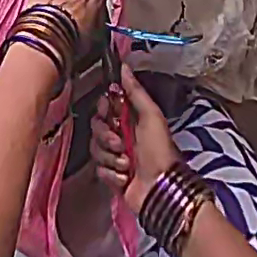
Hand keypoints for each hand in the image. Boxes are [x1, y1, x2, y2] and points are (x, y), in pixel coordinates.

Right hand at [90, 64, 179, 214]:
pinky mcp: (111, 176)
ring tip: (126, 163)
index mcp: (130, 117)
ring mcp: (115, 155)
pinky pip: (99, 169)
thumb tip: (123, 66)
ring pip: (96, 148)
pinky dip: (112, 175)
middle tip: (119, 142)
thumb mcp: (151, 115)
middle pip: (96, 126)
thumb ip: (135, 91)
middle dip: (105, 135)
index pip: (105, 106)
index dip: (103, 108)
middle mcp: (120, 134)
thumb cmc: (158, 149)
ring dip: (110, 156)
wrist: (161, 189)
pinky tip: (125, 178)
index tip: (108, 112)